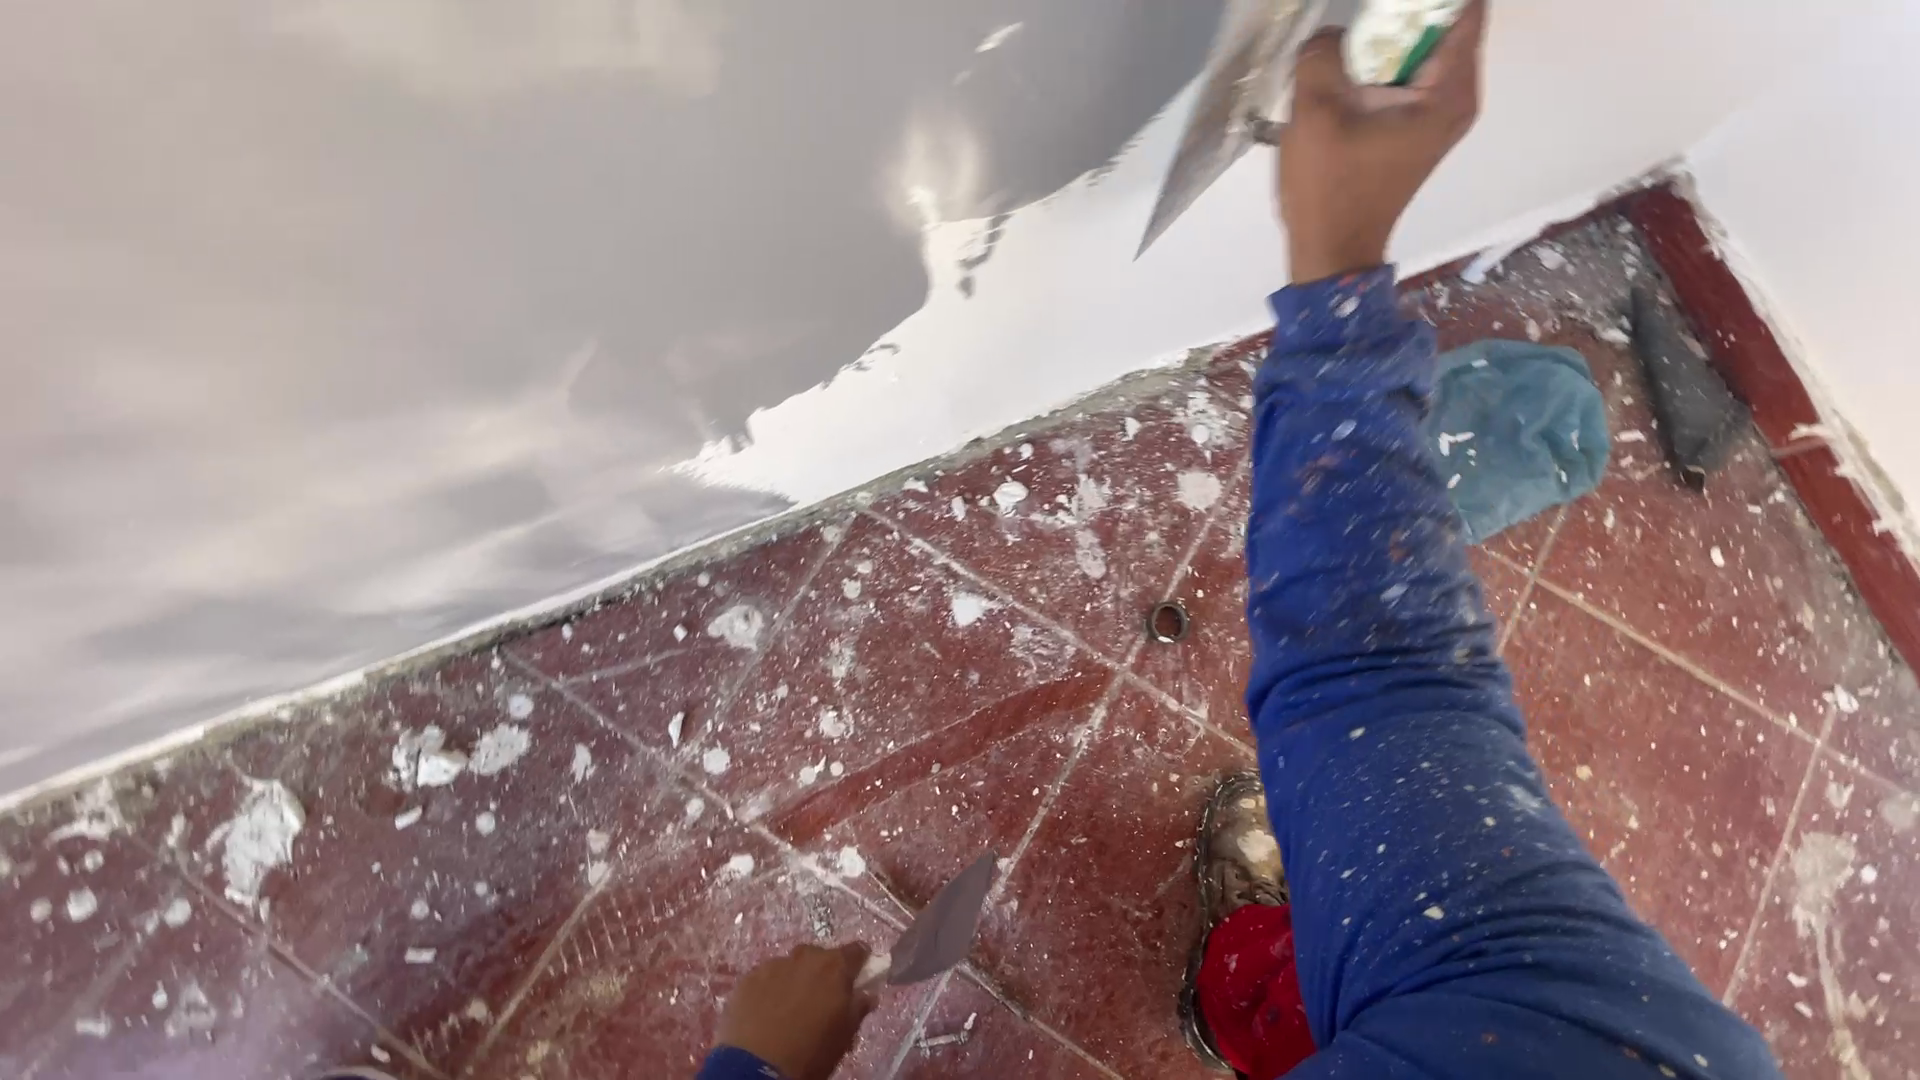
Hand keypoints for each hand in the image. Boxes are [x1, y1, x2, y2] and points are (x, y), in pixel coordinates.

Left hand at [715, 942, 876, 1079]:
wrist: (755, 1068)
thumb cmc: (810, 1053)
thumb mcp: (844, 1036)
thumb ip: (858, 1008)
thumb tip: (867, 994)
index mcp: (835, 967)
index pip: (857, 950)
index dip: (860, 962)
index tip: (858, 977)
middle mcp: (806, 956)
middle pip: (822, 957)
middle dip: (824, 974)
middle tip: (821, 1001)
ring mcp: (775, 964)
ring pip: (792, 966)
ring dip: (796, 980)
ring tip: (789, 1009)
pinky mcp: (749, 978)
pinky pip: (767, 977)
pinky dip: (771, 989)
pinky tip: (766, 1013)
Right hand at [1277, 0, 1488, 282]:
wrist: (1329, 253)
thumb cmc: (1328, 189)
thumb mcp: (1314, 112)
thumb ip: (1322, 55)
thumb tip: (1332, 37)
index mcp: (1449, 91)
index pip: (1463, 6)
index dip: (1419, 2)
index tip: (1379, 11)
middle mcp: (1457, 100)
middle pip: (1439, 27)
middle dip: (1395, 21)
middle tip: (1352, 37)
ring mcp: (1437, 121)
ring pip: (1416, 56)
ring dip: (1379, 50)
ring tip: (1340, 65)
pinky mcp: (1413, 136)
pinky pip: (1403, 84)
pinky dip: (1376, 77)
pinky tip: (1342, 92)